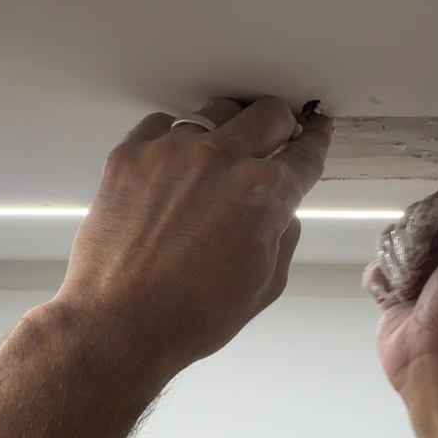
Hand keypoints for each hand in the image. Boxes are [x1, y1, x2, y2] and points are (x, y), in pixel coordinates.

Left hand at [56, 97, 331, 378]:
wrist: (120, 324)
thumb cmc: (190, 315)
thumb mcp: (264, 285)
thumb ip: (282, 237)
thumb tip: (280, 214)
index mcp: (265, 193)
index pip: (305, 153)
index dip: (316, 141)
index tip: (316, 133)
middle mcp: (222, 160)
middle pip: (268, 114)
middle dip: (279, 126)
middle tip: (273, 139)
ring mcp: (173, 152)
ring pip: (216, 112)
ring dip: (228, 129)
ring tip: (219, 156)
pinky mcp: (131, 155)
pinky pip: (161, 125)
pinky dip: (174, 140)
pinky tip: (174, 166)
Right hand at [366, 151, 437, 393]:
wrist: (434, 359)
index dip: (435, 212)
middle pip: (415, 217)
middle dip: (410, 239)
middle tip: (425, 268)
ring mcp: (424, 273)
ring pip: (392, 241)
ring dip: (394, 262)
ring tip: (410, 287)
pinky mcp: (398, 292)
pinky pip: (377, 268)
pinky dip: (380, 281)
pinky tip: (395, 297)